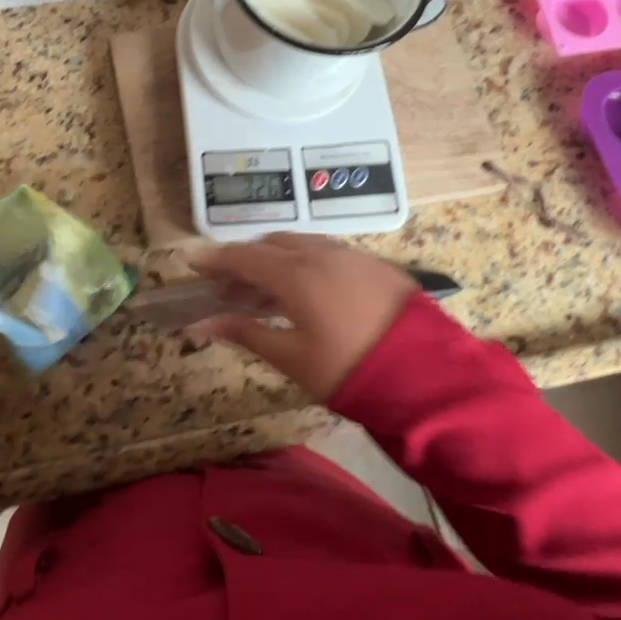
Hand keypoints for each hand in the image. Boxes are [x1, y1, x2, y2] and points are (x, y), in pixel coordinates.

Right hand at [190, 233, 416, 399]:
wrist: (426, 375)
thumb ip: (244, 332)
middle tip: (227, 289)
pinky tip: (304, 290)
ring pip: (299, 244)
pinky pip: (326, 252)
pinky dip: (303, 262)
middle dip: (244, 263)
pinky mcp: (373, 264)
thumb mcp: (291, 357)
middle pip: (269, 246)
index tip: (194, 267)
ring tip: (264, 293)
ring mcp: (350, 255)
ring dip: (274, 261)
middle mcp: (319, 253)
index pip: (243, 257)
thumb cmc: (347, 370)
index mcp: (295, 273)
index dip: (216, 261)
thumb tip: (200, 324)